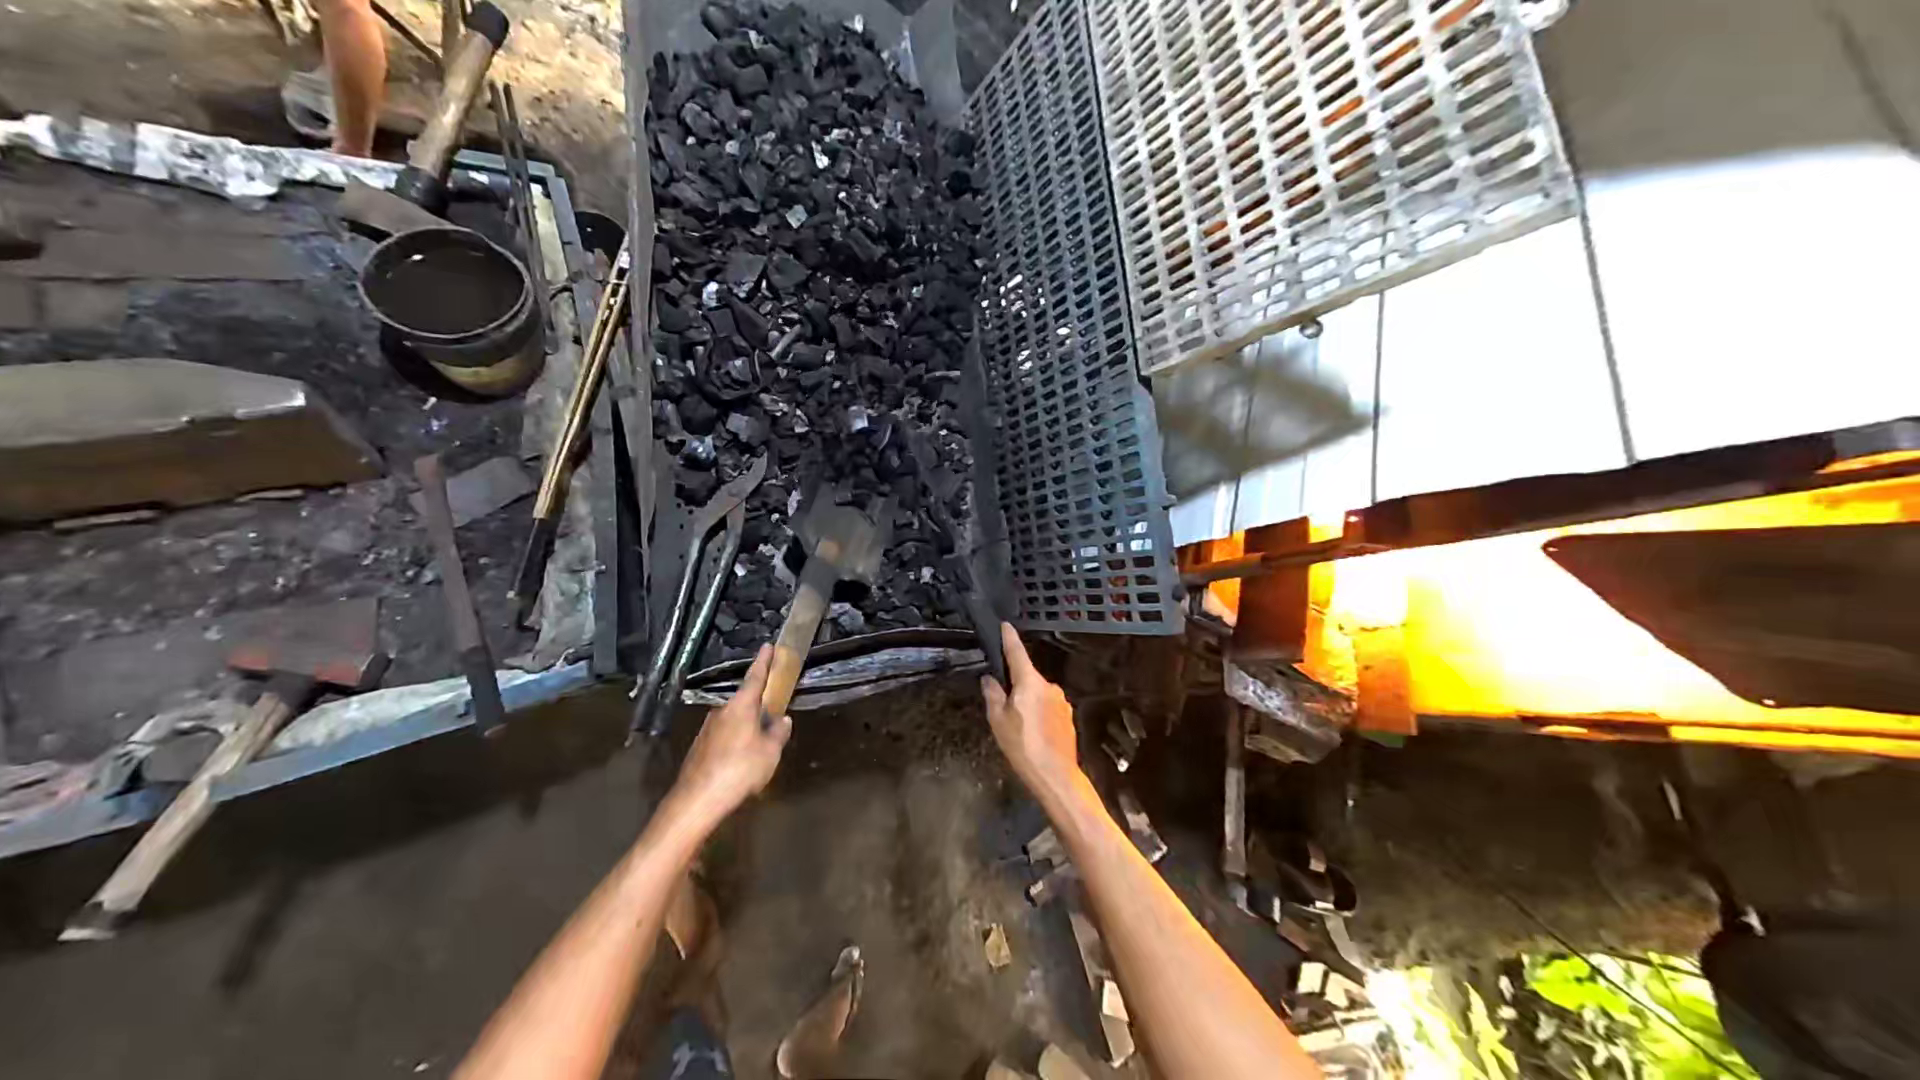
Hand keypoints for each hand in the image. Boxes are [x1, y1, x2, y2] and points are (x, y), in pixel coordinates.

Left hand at [670, 646, 792, 826]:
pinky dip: (736, 743)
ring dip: (747, 728)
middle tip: (773, 717)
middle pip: (744, 702)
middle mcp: (722, 711)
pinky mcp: (700, 748)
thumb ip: (778, 733)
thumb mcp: (770, 752)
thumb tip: (782, 719)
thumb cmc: (740, 769)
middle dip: (758, 707)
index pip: (755, 677)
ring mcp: (707, 729)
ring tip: (760, 747)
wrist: (697, 800)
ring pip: (734, 722)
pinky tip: (741, 762)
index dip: (764, 661)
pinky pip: (724, 738)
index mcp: (741, 706)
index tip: (768, 646)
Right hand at [981, 623, 1081, 803]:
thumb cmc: (1022, 746)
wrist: (1056, 775)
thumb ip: (993, 694)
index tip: (1005, 625)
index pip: (1017, 652)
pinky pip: (1048, 708)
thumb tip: (990, 678)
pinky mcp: (1067, 717)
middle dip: (1016, 686)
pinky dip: (1039, 715)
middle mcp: (1049, 686)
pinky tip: (1033, 734)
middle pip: (1027, 677)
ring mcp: (1061, 701)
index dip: (1009, 638)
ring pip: (1038, 694)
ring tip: (1019, 728)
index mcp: (1030, 682)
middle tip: (1004, 709)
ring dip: (1028, 703)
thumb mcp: (998, 720)